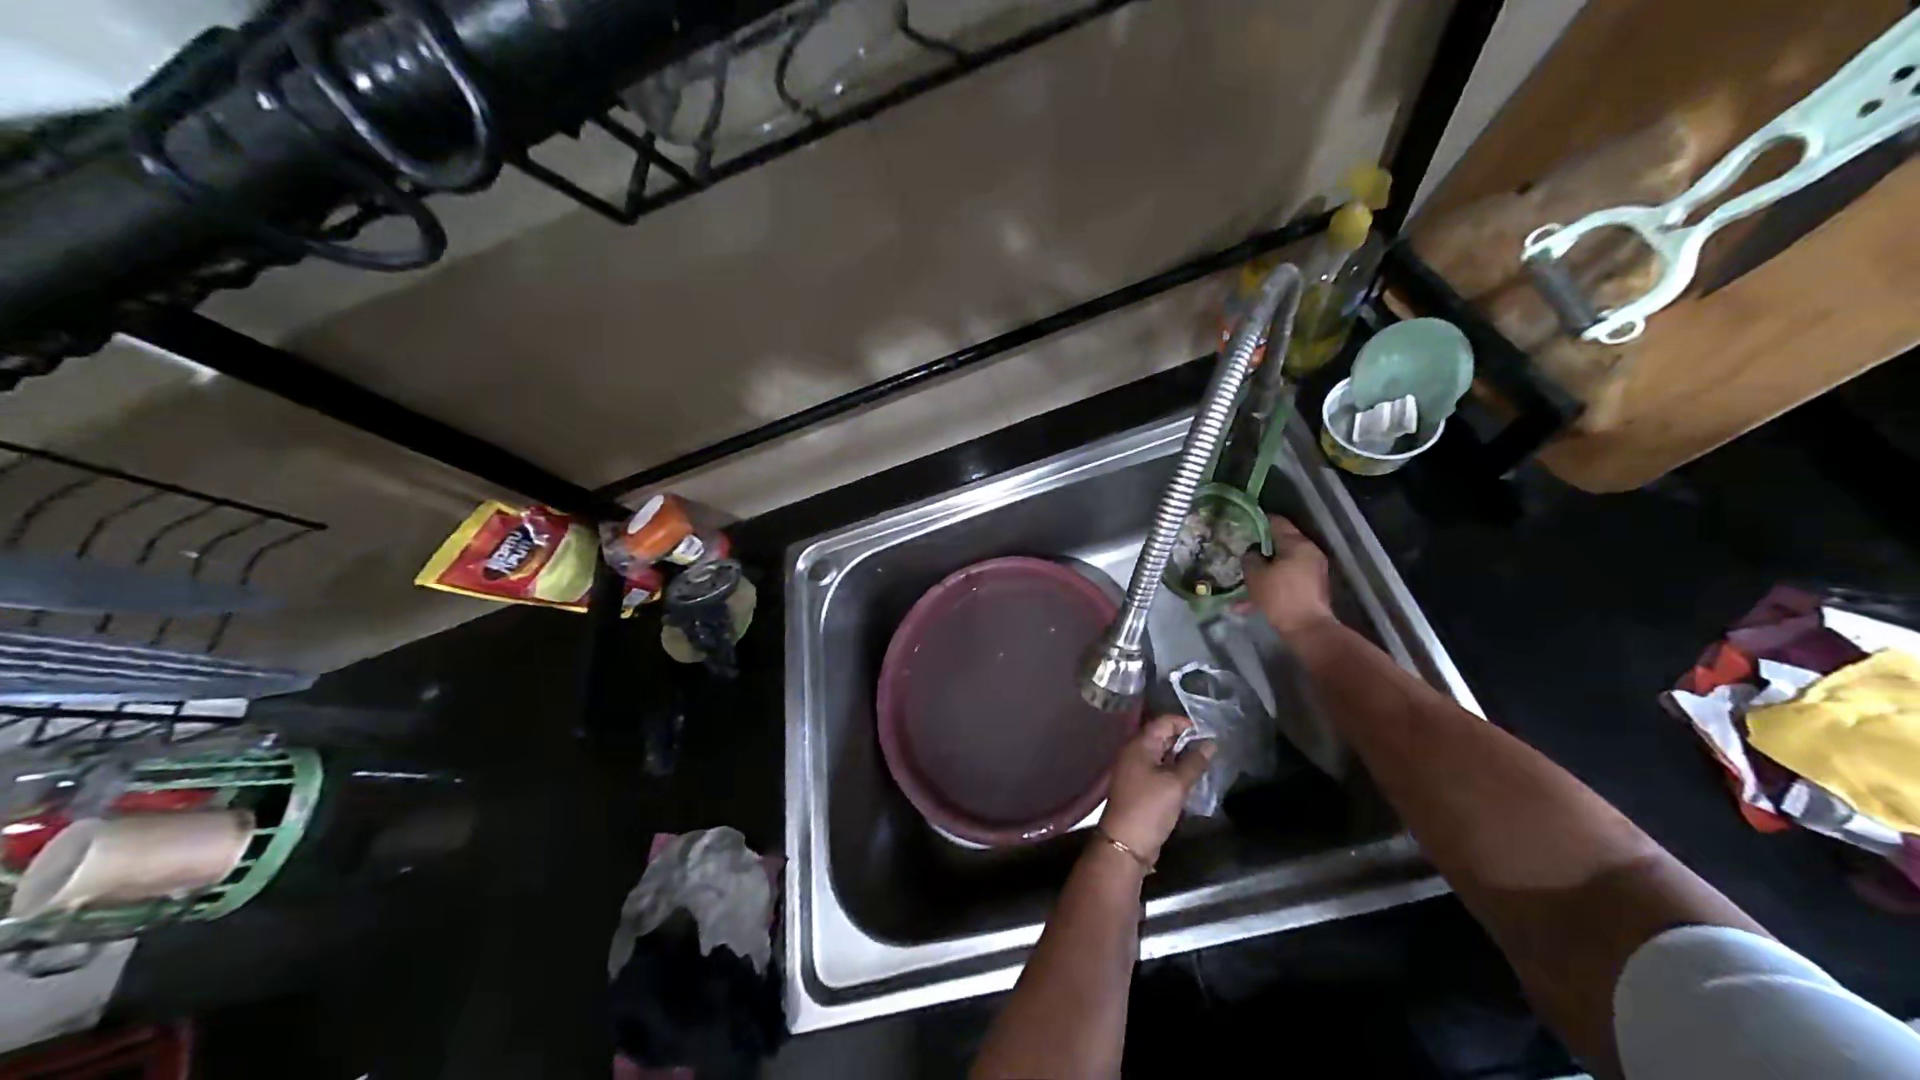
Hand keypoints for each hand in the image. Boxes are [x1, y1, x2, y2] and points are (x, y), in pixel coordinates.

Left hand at [1099, 715, 1213, 865]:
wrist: (1126, 843)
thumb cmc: (1150, 807)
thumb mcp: (1176, 783)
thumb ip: (1194, 761)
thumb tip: (1210, 742)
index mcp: (1139, 744)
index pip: (1163, 721)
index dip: (1186, 724)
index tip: (1208, 734)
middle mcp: (1134, 752)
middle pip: (1162, 736)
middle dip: (1186, 740)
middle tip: (1211, 749)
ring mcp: (1135, 769)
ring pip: (1161, 754)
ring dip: (1181, 757)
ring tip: (1206, 763)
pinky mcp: (1139, 786)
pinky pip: (1159, 770)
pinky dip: (1174, 771)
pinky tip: (1191, 778)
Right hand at [1241, 515, 1334, 638]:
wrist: (1307, 629)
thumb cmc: (1280, 596)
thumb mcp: (1256, 575)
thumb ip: (1250, 559)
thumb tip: (1252, 553)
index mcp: (1297, 544)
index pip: (1276, 522)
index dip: (1258, 521)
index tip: (1242, 524)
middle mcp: (1309, 552)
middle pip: (1281, 543)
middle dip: (1260, 548)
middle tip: (1241, 552)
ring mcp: (1313, 570)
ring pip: (1283, 563)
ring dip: (1265, 569)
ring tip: (1244, 579)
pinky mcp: (1312, 587)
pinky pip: (1287, 579)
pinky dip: (1272, 584)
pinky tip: (1251, 601)